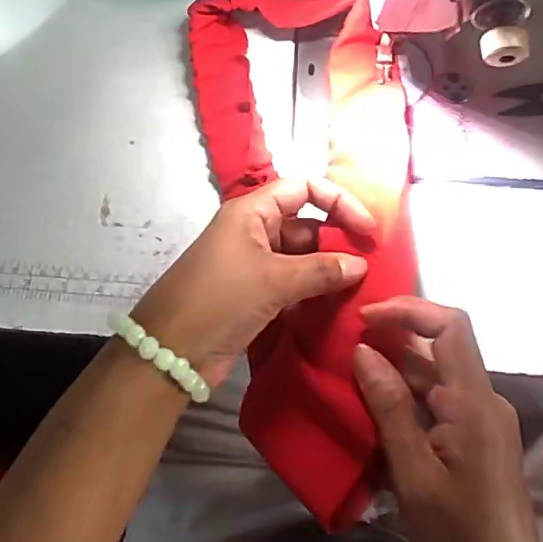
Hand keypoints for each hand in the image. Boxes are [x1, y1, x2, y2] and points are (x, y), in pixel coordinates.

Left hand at [129, 177, 375, 384]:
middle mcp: (254, 231)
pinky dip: (315, 289)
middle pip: (306, 223)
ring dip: (329, 268)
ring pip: (302, 256)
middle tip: (372, 262)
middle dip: (338, 238)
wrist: (170, 352)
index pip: (303, 189)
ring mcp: (254, 264)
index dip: (338, 202)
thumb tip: (360, 265)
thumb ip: (321, 270)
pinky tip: (340, 302)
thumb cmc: (220, 300)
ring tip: (364, 285)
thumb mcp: (273, 281)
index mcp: (252, 212)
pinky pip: (293, 282)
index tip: (367, 229)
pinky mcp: (255, 294)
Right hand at [353, 297, 542, 541]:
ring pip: (434, 379)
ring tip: (345, 377)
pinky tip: (370, 415)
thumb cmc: (460, 540)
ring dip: (393, 375)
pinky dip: (405, 403)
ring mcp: (481, 421)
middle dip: (391, 342)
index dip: (408, 310)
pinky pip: (437, 405)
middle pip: (438, 350)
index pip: (450, 326)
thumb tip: (364, 351)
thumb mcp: (414, 475)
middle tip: (342, 345)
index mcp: (474, 402)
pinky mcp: (474, 441)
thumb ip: (390, 408)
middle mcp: (483, 401)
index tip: (364, 318)